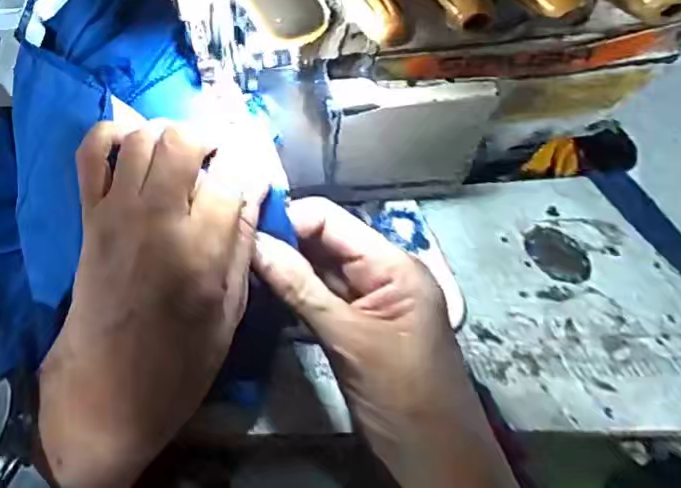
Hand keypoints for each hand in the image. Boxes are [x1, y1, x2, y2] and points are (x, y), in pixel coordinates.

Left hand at [36, 121, 265, 487]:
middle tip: (215, 158)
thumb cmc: (178, 361)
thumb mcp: (229, 311)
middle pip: (182, 139)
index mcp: (199, 248)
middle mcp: (156, 217)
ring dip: (166, 133)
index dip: (247, 162)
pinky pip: (91, 152)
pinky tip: (131, 144)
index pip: (231, 174)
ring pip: (141, 136)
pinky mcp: (88, 212)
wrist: (104, 389)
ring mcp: (116, 210)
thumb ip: (242, 241)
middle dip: (207, 137)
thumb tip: (254, 186)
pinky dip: (110, 134)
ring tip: (179, 154)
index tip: (249, 169)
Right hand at [251, 197, 517, 487]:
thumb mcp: (349, 342)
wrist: (444, 473)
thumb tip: (254, 241)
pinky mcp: (357, 324)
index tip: (245, 229)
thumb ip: (300, 287)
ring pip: (318, 265)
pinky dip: (294, 289)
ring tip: (242, 263)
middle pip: (322, 238)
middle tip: (236, 246)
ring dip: (284, 264)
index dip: (287, 218)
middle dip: (281, 240)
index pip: (329, 219)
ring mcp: (370, 298)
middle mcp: (382, 271)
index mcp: (393, 265)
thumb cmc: (405, 402)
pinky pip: (320, 292)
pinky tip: (264, 288)